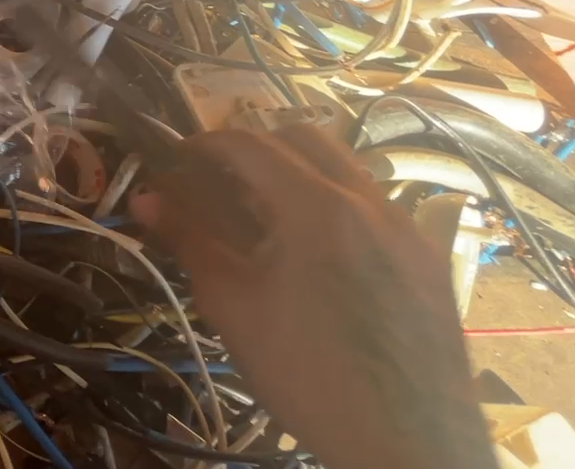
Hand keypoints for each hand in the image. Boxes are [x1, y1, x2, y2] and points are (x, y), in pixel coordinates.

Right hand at [131, 126, 493, 468]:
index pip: (247, 143)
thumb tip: (143, 198)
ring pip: (344, 167)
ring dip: (295, 171)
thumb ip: (188, 237)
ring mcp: (409, 232)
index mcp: (317, 206)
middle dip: (252, 148)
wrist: (410, 452)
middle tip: (217, 182)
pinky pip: (374, 205)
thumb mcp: (230, 301)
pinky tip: (312, 252)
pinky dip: (332, 203)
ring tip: (263, 216)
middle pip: (302, 138)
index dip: (201, 145)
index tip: (172, 164)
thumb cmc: (305, 370)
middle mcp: (370, 204)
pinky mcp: (431, 264)